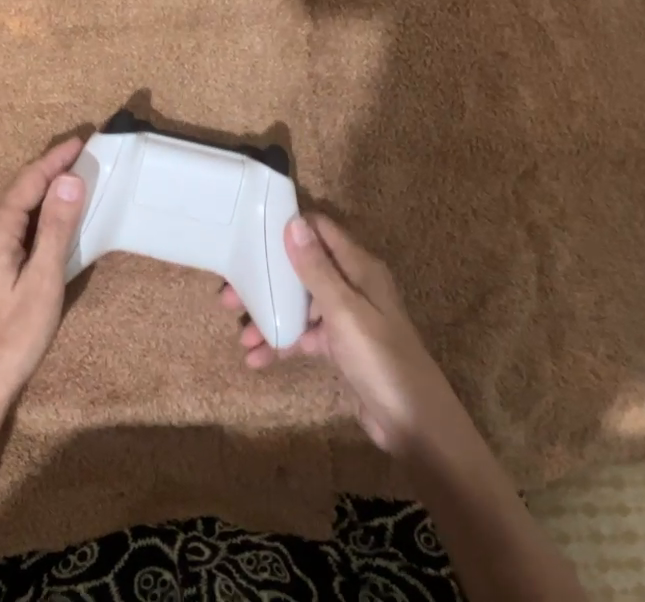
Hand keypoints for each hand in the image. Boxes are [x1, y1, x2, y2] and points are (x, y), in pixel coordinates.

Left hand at [0, 138, 86, 440]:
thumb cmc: (10, 340)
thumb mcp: (43, 283)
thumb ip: (56, 229)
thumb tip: (69, 180)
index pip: (28, 181)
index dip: (56, 159)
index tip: (82, 140)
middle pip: (15, 191)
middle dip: (47, 172)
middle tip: (80, 157)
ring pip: (7, 210)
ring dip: (37, 194)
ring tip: (67, 183)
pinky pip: (1, 229)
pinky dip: (26, 217)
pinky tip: (42, 225)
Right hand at [221, 214, 449, 453]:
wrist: (413, 423)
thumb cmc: (381, 359)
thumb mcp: (344, 311)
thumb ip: (317, 269)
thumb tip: (294, 222)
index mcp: (360, 269)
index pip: (321, 231)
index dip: (288, 228)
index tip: (249, 233)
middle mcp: (353, 287)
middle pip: (303, 270)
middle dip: (267, 280)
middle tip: (230, 295)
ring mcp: (346, 318)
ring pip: (300, 305)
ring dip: (270, 316)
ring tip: (241, 336)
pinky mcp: (340, 347)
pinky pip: (304, 336)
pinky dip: (282, 344)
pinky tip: (258, 359)